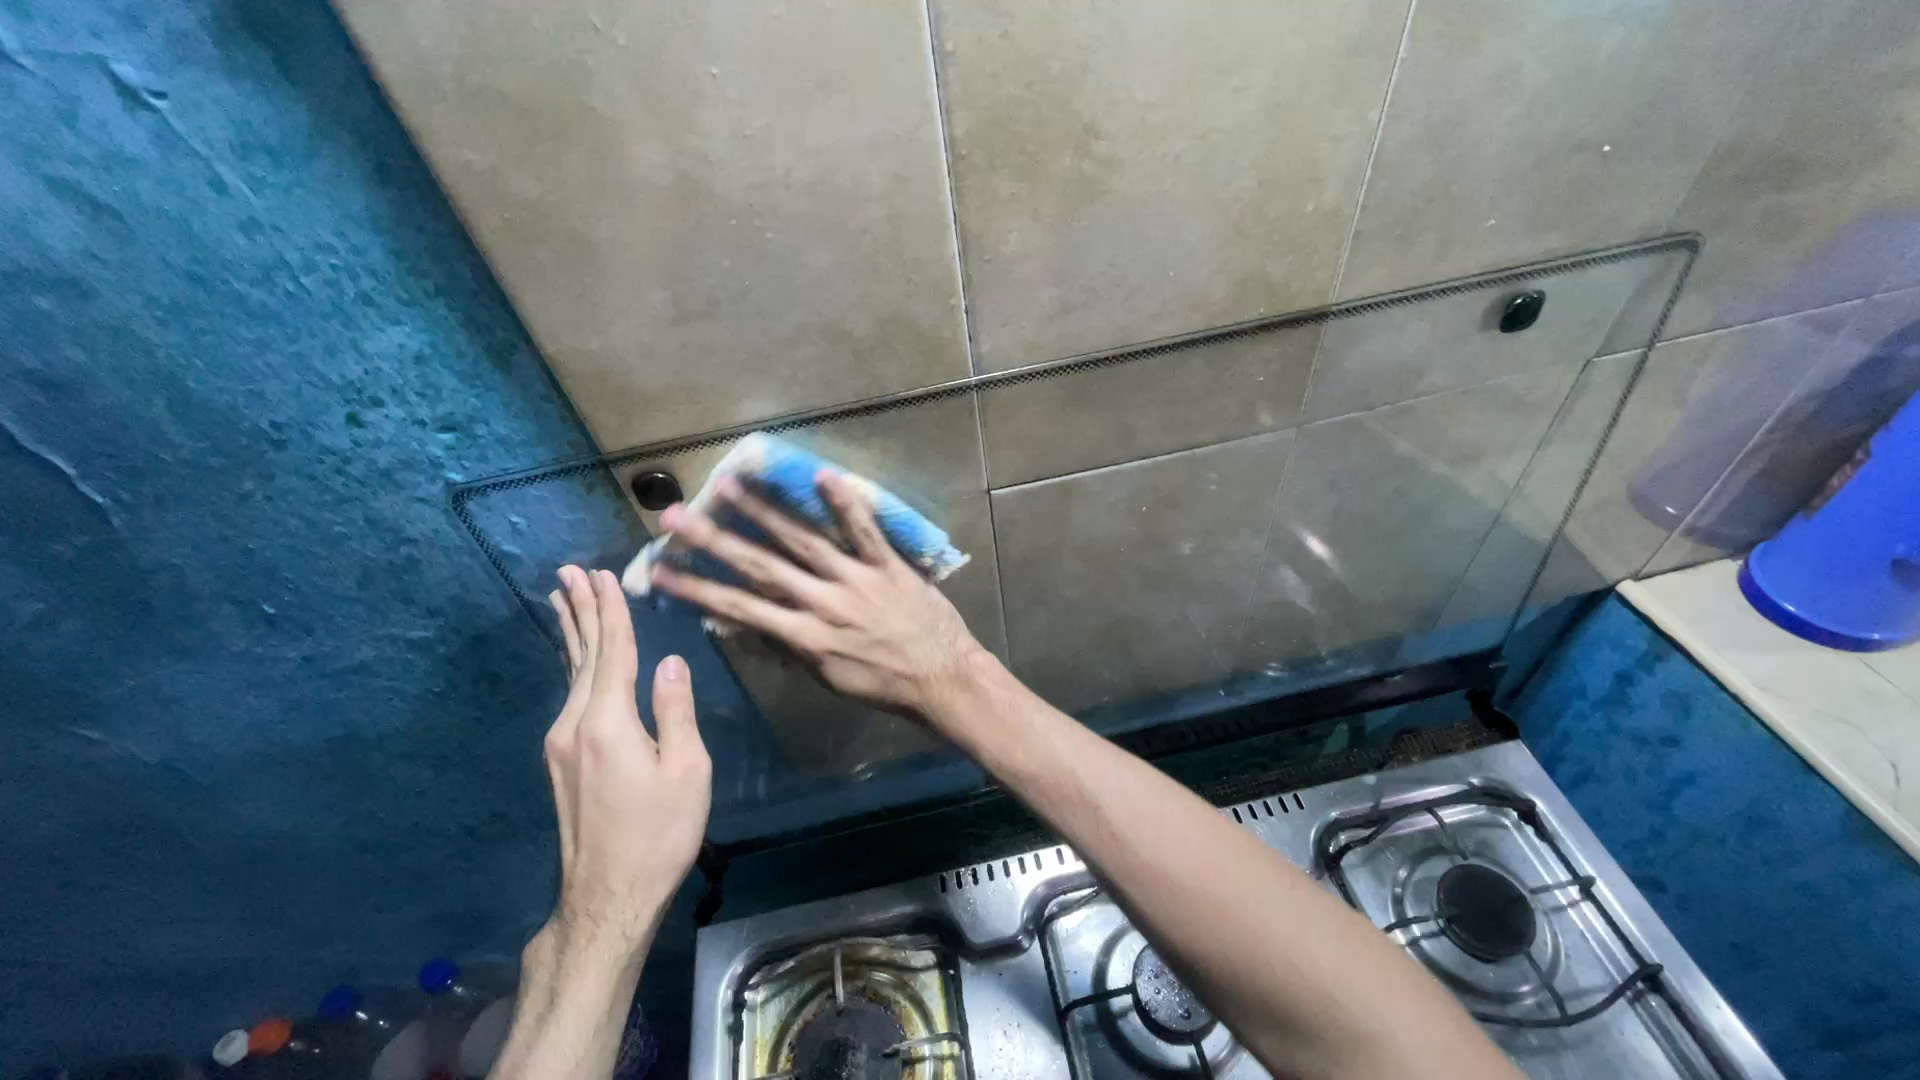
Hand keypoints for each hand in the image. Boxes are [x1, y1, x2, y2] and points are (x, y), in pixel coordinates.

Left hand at [541, 566, 711, 959]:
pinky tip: (576, 659)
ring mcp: (561, 743)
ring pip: (571, 674)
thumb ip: (676, 711)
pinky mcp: (561, 761)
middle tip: (570, 571)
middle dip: (581, 610)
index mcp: (608, 722)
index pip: (614, 652)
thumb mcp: (687, 771)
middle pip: (583, 655)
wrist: (609, 894)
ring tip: (564, 599)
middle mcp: (574, 724)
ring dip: (573, 633)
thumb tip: (671, 661)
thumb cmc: (660, 833)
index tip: (605, 575)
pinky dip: (575, 665)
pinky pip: (570, 695)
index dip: (612, 612)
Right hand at [649, 471, 989, 720]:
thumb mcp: (828, 678)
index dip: (696, 589)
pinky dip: (844, 503)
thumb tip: (752, 625)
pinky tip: (822, 474)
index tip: (660, 571)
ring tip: (728, 485)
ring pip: (802, 541)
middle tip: (675, 516)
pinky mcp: (889, 566)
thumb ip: (791, 648)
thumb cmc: (884, 685)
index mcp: (804, 637)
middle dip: (713, 542)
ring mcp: (856, 580)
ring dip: (763, 512)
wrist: (941, 680)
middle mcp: (822, 603)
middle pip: (759, 567)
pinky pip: (865, 531)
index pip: (739, 609)